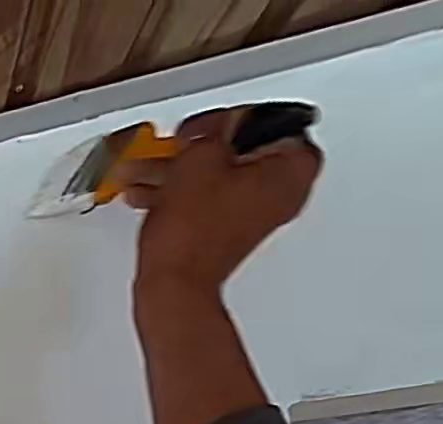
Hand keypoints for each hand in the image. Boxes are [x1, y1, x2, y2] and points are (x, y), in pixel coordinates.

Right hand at [116, 108, 322, 293]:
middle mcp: (285, 189)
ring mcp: (257, 214)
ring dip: (181, 173)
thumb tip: (209, 131)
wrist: (173, 284)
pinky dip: (183, 195)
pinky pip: (209, 202)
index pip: (263, 120)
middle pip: (238, 152)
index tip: (196, 127)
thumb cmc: (191, 234)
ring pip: (218, 179)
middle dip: (195, 150)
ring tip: (148, 174)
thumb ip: (209, 133)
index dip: (221, 120)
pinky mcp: (229, 234)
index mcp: (294, 164)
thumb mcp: (197, 160)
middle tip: (173, 149)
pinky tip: (154, 195)